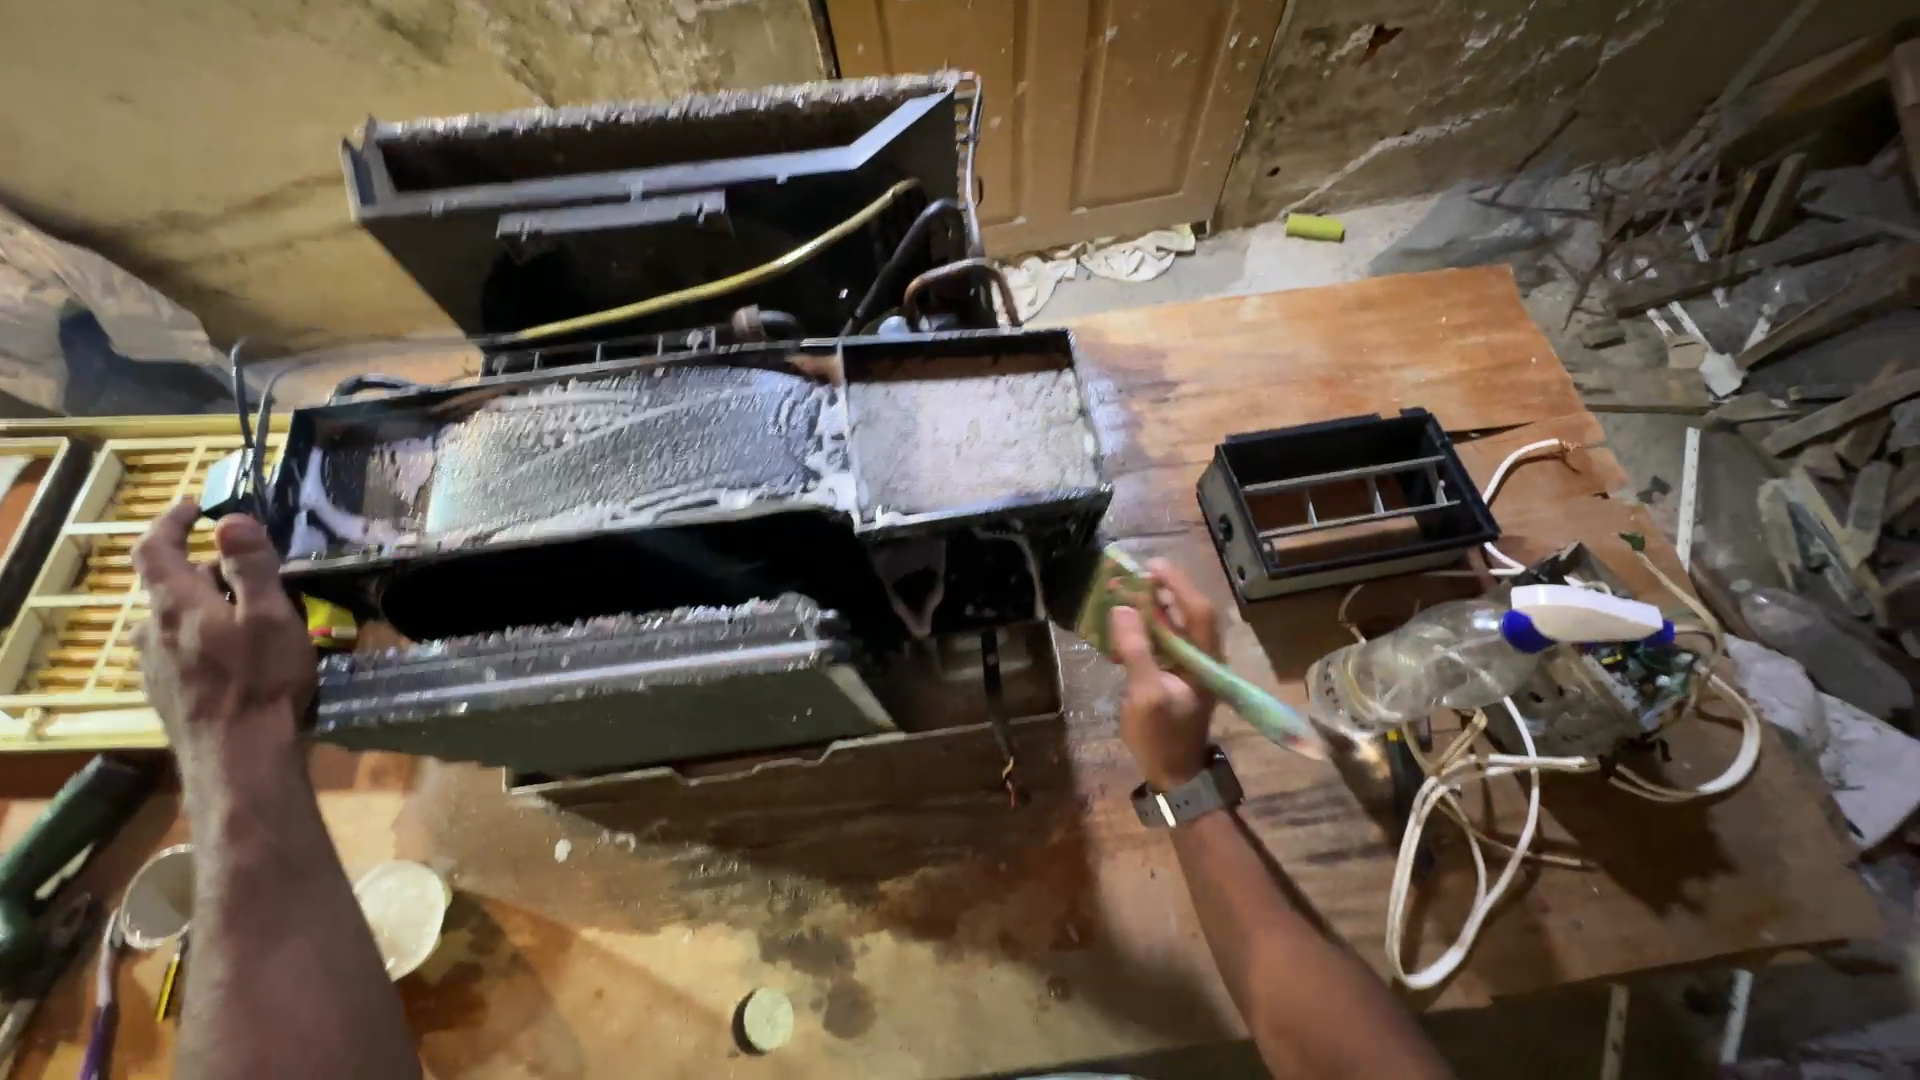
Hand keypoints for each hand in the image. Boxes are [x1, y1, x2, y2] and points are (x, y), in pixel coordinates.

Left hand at [133, 502, 315, 769]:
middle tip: (253, 572)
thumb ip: (251, 567)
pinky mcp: (167, 689)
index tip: (195, 507)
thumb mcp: (269, 615)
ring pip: (178, 619)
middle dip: (207, 570)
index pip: (156, 550)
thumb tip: (232, 520)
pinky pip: (182, 648)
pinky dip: (206, 636)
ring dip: (208, 606)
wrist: (238, 751)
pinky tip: (238, 655)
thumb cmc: (261, 678)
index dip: (171, 523)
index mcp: (178, 605)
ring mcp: (156, 662)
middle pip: (172, 585)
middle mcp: (154, 628)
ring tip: (251, 614)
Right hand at [1109, 558, 1221, 791]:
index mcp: (1205, 661)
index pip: (1198, 611)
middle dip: (1164, 592)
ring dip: (1153, 609)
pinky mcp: (1177, 678)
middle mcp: (1203, 659)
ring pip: (1176, 627)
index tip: (1152, 566)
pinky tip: (1126, 628)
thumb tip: (1123, 609)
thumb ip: (1137, 651)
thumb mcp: (1146, 695)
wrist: (1174, 775)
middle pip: (1188, 614)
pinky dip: (1147, 630)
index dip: (1177, 586)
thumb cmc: (1162, 737)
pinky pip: (1164, 643)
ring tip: (1127, 594)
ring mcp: (1190, 669)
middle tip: (1135, 576)